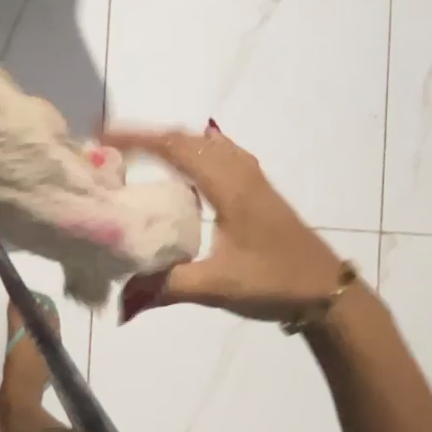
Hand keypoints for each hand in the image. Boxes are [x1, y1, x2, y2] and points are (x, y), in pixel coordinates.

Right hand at [103, 122, 349, 324]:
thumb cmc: (276, 283)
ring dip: (170, 143)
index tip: (103, 139)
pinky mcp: (258, 191)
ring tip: (138, 155)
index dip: (137, 139)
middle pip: (188, 139)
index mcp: (229, 188)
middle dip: (147, 137)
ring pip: (205, 145)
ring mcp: (252, 180)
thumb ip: (168, 286)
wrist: (328, 292)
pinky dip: (192, 154)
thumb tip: (123, 294)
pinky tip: (182, 173)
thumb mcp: (218, 287)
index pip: (176, 148)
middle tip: (111, 148)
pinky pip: (218, 156)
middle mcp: (240, 174)